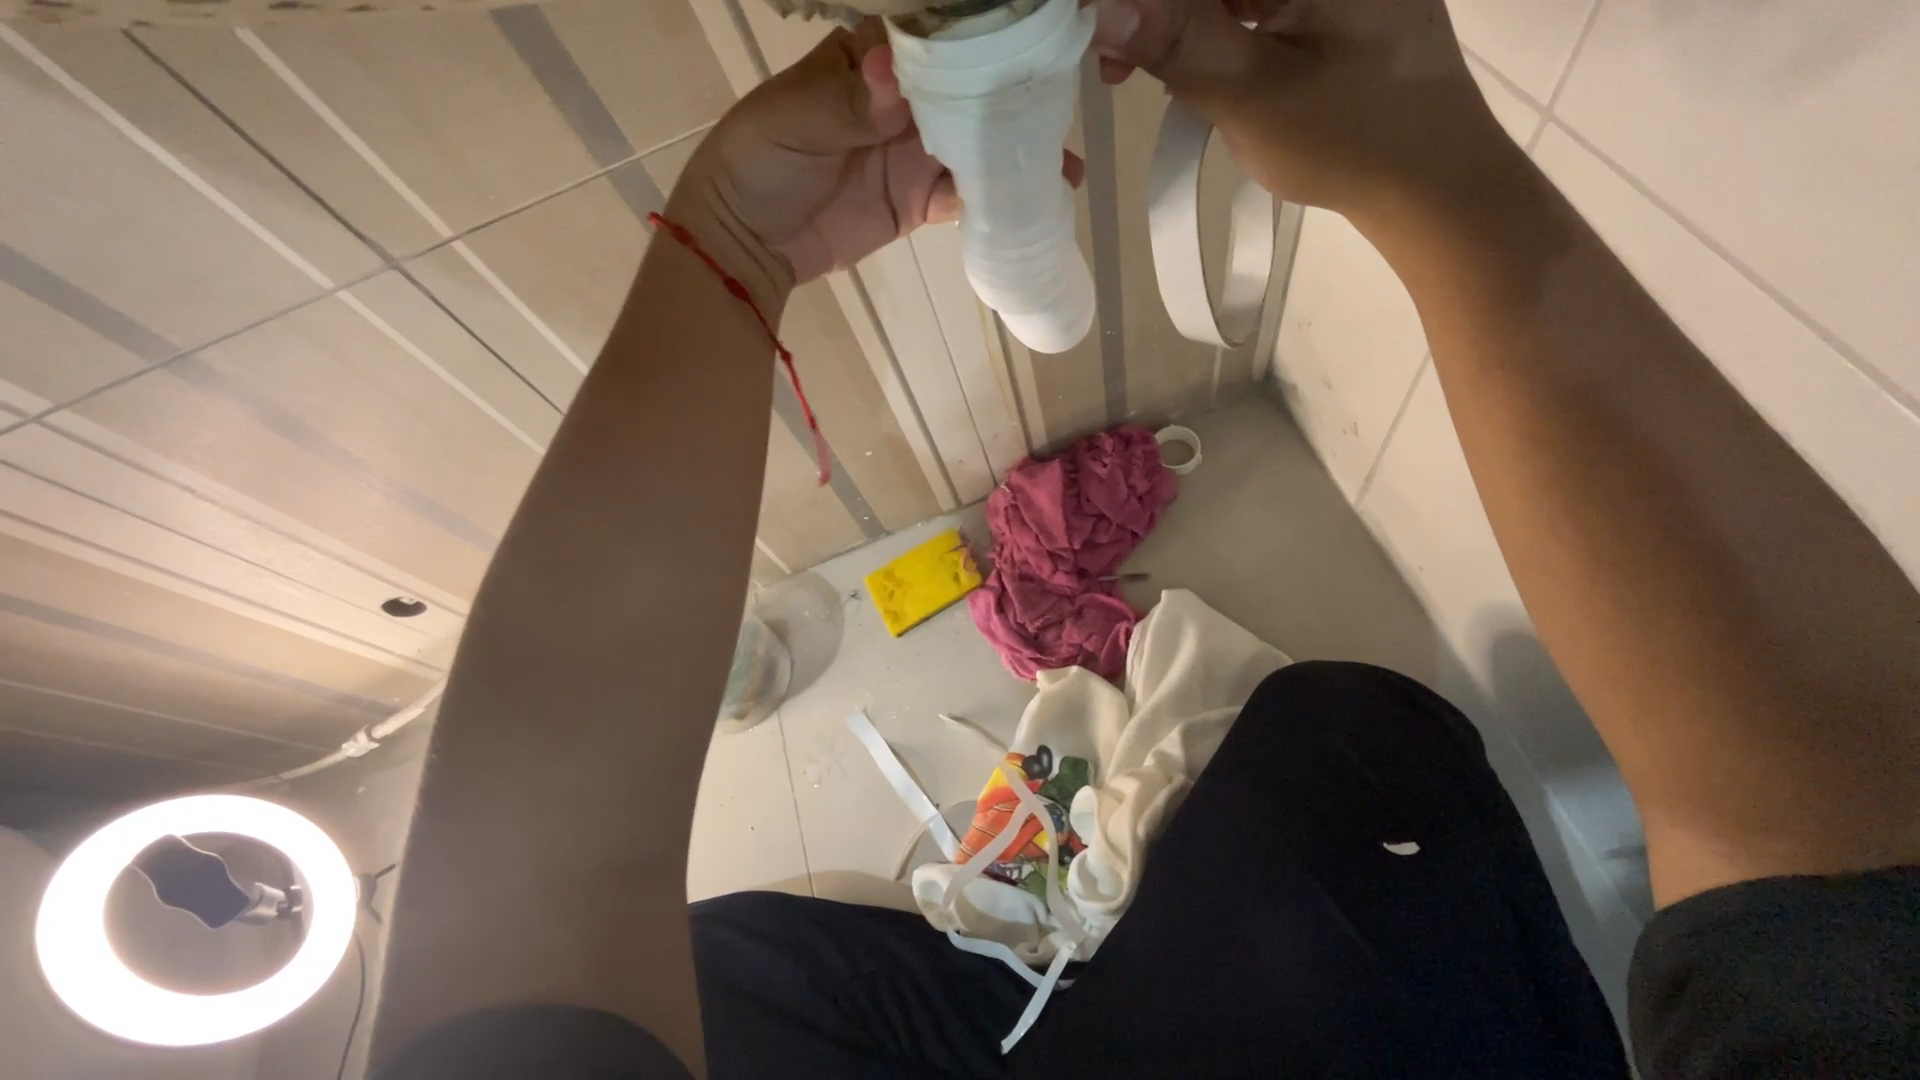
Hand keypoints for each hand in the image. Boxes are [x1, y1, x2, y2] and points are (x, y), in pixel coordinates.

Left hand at [669, 19, 1083, 304]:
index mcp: (872, 56)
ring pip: (980, 142)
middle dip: (1020, 88)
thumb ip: (847, 101)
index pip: (939, 33)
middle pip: (973, 86)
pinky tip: (1038, 199)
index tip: (1039, 30)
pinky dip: (1000, 200)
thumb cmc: (758, 162)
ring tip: (1065, 158)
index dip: (989, 30)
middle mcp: (904, 99)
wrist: (747, 244)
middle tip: (1074, 90)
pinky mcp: (920, 202)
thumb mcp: (793, 122)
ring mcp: (916, 152)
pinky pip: (968, 197)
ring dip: (1020, 148)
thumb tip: (896, 72)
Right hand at [1092, 0, 1511, 220]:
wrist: (1433, 178)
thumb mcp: (1253, 93)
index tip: (1095, 29)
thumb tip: (1099, 9)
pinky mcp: (1328, 0)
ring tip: (1134, 71)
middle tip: (1110, 61)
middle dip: (1156, 11)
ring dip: (1176, 22)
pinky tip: (1186, 65)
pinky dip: (1210, 29)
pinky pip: (1251, 2)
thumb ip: (1177, 43)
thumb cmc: (1351, 138)